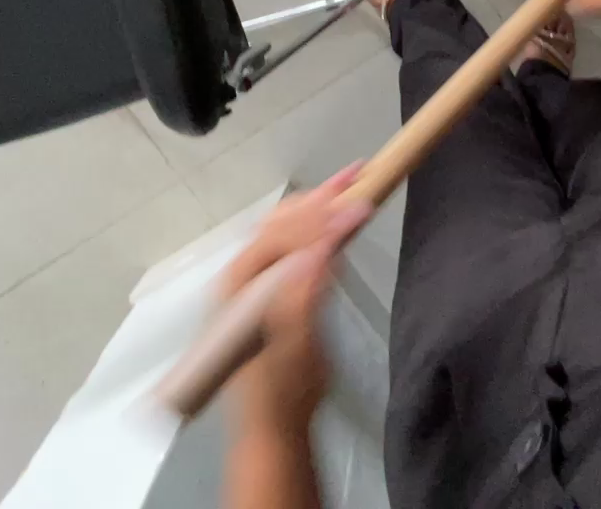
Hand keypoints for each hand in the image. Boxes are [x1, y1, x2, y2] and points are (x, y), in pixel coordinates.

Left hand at [221, 165, 372, 431]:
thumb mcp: (296, 349)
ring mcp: (256, 280)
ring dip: (321, 202)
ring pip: (287, 225)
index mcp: (239, 289)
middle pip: (282, 222)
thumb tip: (321, 250)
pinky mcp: (273, 286)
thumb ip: (304, 298)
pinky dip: (319, 220)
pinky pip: (293, 240)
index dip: (322, 217)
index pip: (282, 237)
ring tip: (354, 180)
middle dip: (322, 197)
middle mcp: (242, 276)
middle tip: (360, 174)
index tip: (360, 204)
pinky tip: (339, 212)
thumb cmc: (284, 393)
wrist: (274, 426)